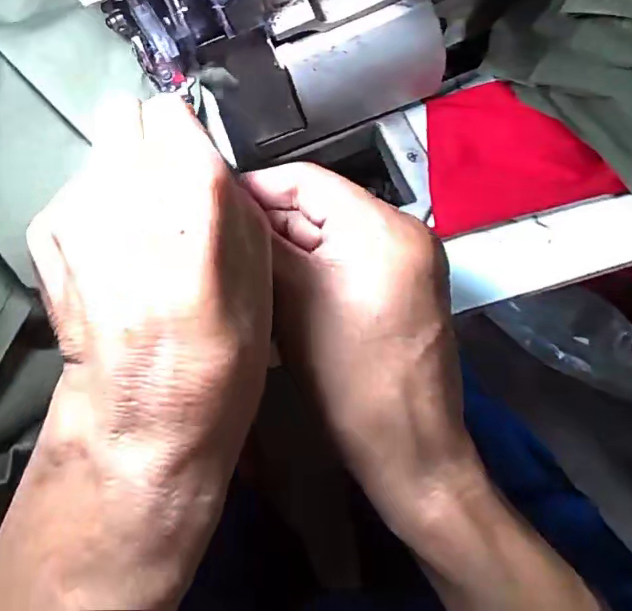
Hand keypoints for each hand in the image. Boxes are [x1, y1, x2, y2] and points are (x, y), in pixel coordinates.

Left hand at [0, 93, 272, 609]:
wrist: (143, 414)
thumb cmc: (222, 344)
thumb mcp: (257, 257)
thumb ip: (226, 187)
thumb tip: (197, 153)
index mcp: (191, 190)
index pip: (169, 107)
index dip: (181, 132)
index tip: (187, 156)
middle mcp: (126, 185)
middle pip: (122, 113)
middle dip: (143, 139)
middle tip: (159, 183)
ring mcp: (77, 207)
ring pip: (98, 152)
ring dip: (119, 175)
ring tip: (135, 231)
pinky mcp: (43, 230)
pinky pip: (76, 191)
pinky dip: (93, 208)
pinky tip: (109, 255)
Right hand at [244, 163, 600, 610]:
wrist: (411, 453)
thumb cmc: (352, 386)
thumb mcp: (292, 304)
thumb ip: (262, 245)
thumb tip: (232, 209)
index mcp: (383, 227)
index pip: (306, 179)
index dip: (257, 187)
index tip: (220, 205)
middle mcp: (406, 229)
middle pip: (321, 203)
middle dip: (273, 220)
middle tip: (227, 241)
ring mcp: (411, 255)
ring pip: (332, 229)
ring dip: (292, 244)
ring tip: (250, 264)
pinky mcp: (408, 279)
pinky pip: (350, 253)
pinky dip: (316, 262)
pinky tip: (284, 282)